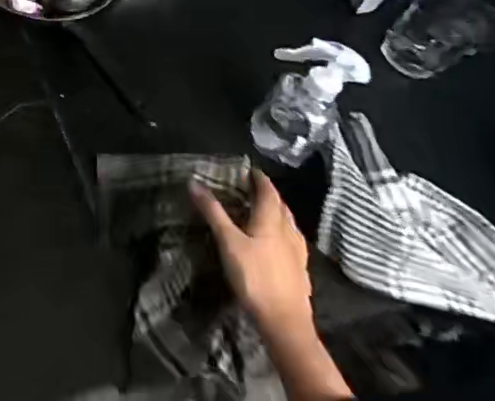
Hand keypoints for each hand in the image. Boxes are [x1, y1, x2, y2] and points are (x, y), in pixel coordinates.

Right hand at [191, 173, 313, 326]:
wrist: (286, 324)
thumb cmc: (255, 278)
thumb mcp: (228, 243)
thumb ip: (213, 213)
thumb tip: (194, 182)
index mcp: (272, 220)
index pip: (268, 191)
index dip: (259, 179)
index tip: (249, 170)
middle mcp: (288, 231)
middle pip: (280, 206)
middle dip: (267, 194)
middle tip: (250, 190)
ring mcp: (298, 252)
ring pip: (288, 224)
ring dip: (276, 213)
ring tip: (261, 213)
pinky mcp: (300, 271)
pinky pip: (291, 242)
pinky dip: (281, 233)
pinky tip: (275, 244)